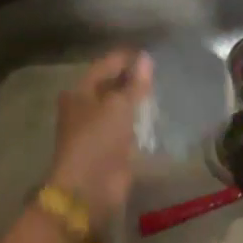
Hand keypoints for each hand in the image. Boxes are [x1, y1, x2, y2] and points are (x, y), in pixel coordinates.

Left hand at [48, 48, 152, 227]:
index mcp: (79, 92)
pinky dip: (139, 120)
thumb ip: (135, 83)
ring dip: (137, 99)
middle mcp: (85, 107)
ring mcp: (97, 128)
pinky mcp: (110, 146)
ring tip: (163, 88)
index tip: (153, 53)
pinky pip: (127, 125)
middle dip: (133, 78)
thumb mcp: (119, 106)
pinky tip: (157, 113)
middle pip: (112, 85)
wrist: (88, 189)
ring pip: (120, 105)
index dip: (127, 58)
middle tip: (161, 70)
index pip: (106, 65)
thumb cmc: (98, 139)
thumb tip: (146, 58)